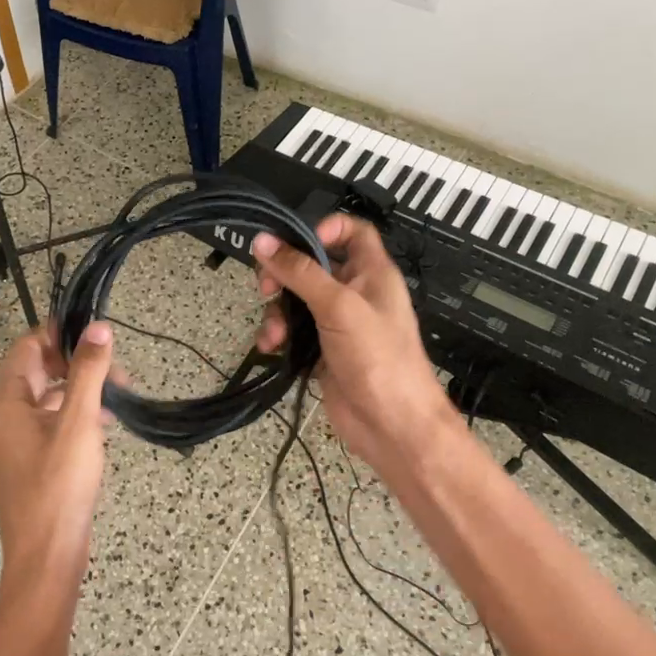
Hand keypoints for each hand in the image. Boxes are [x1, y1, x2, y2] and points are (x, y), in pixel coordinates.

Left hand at [0, 321, 114, 580]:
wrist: (46, 558)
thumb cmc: (58, 486)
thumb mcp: (78, 422)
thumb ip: (88, 372)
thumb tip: (98, 328)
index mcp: (6, 402)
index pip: (27, 347)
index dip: (58, 335)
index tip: (95, 336)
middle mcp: (4, 417)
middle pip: (37, 370)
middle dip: (76, 364)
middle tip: (114, 370)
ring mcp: (15, 442)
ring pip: (47, 398)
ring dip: (80, 390)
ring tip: (117, 395)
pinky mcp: (30, 462)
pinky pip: (50, 423)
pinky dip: (75, 416)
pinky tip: (104, 425)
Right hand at [252, 215, 459, 471]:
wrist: (392, 427)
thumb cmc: (378, 358)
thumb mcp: (338, 306)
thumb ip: (300, 271)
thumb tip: (263, 241)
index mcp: (372, 273)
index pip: (352, 231)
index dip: (324, 227)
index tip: (295, 240)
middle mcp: (355, 292)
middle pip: (312, 264)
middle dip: (285, 272)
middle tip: (266, 285)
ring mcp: (337, 323)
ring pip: (296, 298)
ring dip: (277, 310)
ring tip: (274, 332)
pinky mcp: (321, 349)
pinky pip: (292, 330)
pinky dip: (277, 334)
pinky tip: (271, 347)